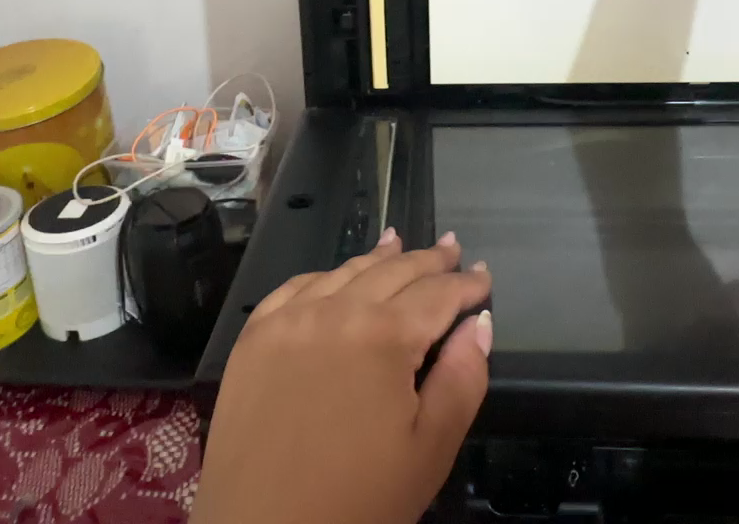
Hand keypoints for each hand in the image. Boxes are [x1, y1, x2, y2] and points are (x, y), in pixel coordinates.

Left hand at [191, 229, 493, 523]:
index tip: (484, 274)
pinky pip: (296, 288)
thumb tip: (479, 323)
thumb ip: (463, 379)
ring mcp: (289, 318)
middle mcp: (336, 310)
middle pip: (393, 271)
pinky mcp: (255, 336)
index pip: (437, 295)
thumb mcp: (430, 449)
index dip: (466, 284)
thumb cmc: (358, 498)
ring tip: (399, 241)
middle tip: (452, 246)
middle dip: (428, 260)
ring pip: (345, 272)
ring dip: (379, 257)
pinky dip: (326, 277)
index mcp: (384, 335)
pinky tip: (337, 277)